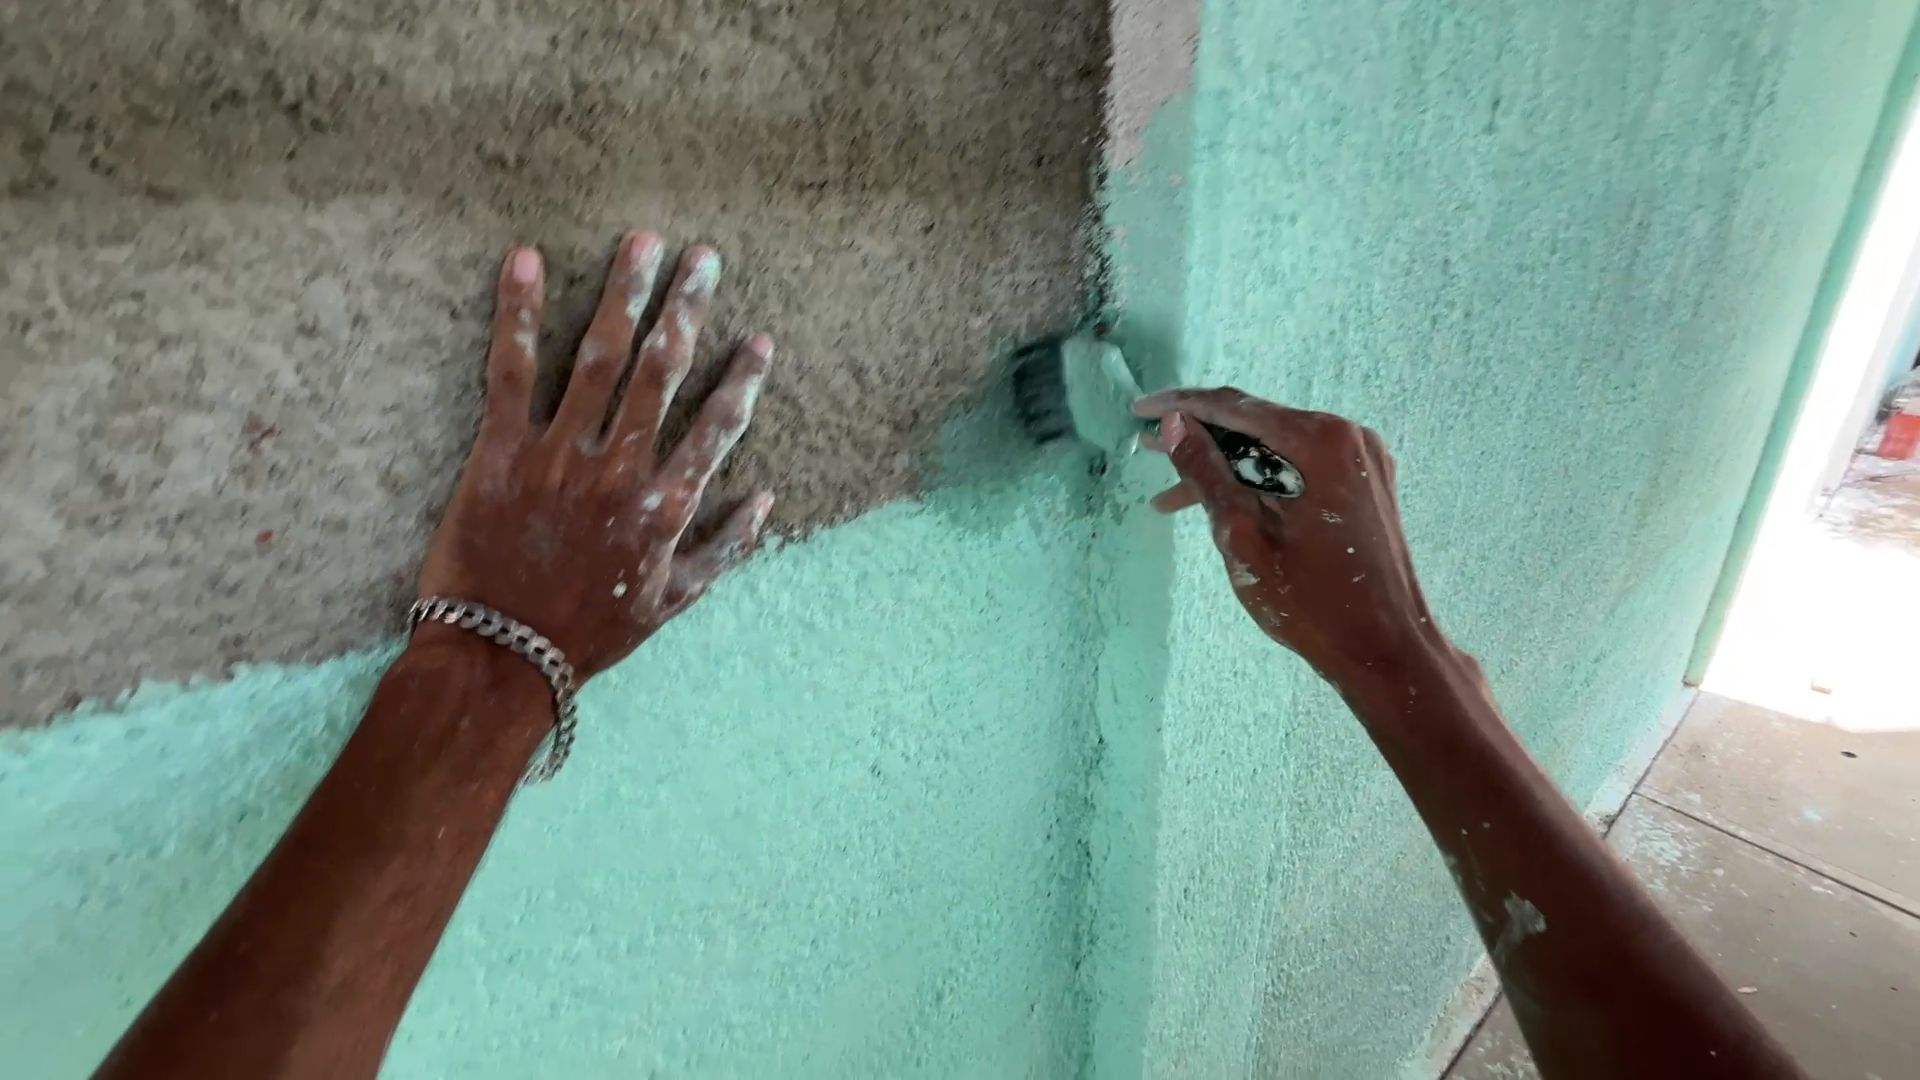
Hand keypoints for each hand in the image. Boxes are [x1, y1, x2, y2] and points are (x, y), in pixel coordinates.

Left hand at [417, 231, 774, 678]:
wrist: (501, 657)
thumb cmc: (595, 630)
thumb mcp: (676, 601)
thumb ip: (727, 549)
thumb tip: (767, 501)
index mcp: (668, 506)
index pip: (718, 427)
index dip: (744, 379)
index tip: (760, 340)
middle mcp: (622, 469)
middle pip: (664, 372)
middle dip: (688, 308)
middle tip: (704, 258)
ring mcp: (559, 455)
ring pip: (600, 359)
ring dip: (624, 294)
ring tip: (643, 242)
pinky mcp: (498, 453)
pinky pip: (510, 374)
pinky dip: (518, 316)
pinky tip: (526, 260)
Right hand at [1133, 388, 1437, 680]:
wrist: (1385, 648)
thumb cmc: (1309, 600)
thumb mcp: (1241, 534)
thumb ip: (1205, 473)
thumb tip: (1174, 424)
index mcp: (1319, 442)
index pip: (1233, 406)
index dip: (1180, 406)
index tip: (1139, 410)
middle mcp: (1345, 437)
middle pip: (1254, 424)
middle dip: (1199, 439)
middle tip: (1147, 448)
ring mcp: (1359, 460)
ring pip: (1272, 449)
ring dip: (1224, 468)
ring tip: (1171, 493)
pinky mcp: (1361, 483)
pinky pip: (1295, 467)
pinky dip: (1255, 482)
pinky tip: (1221, 503)